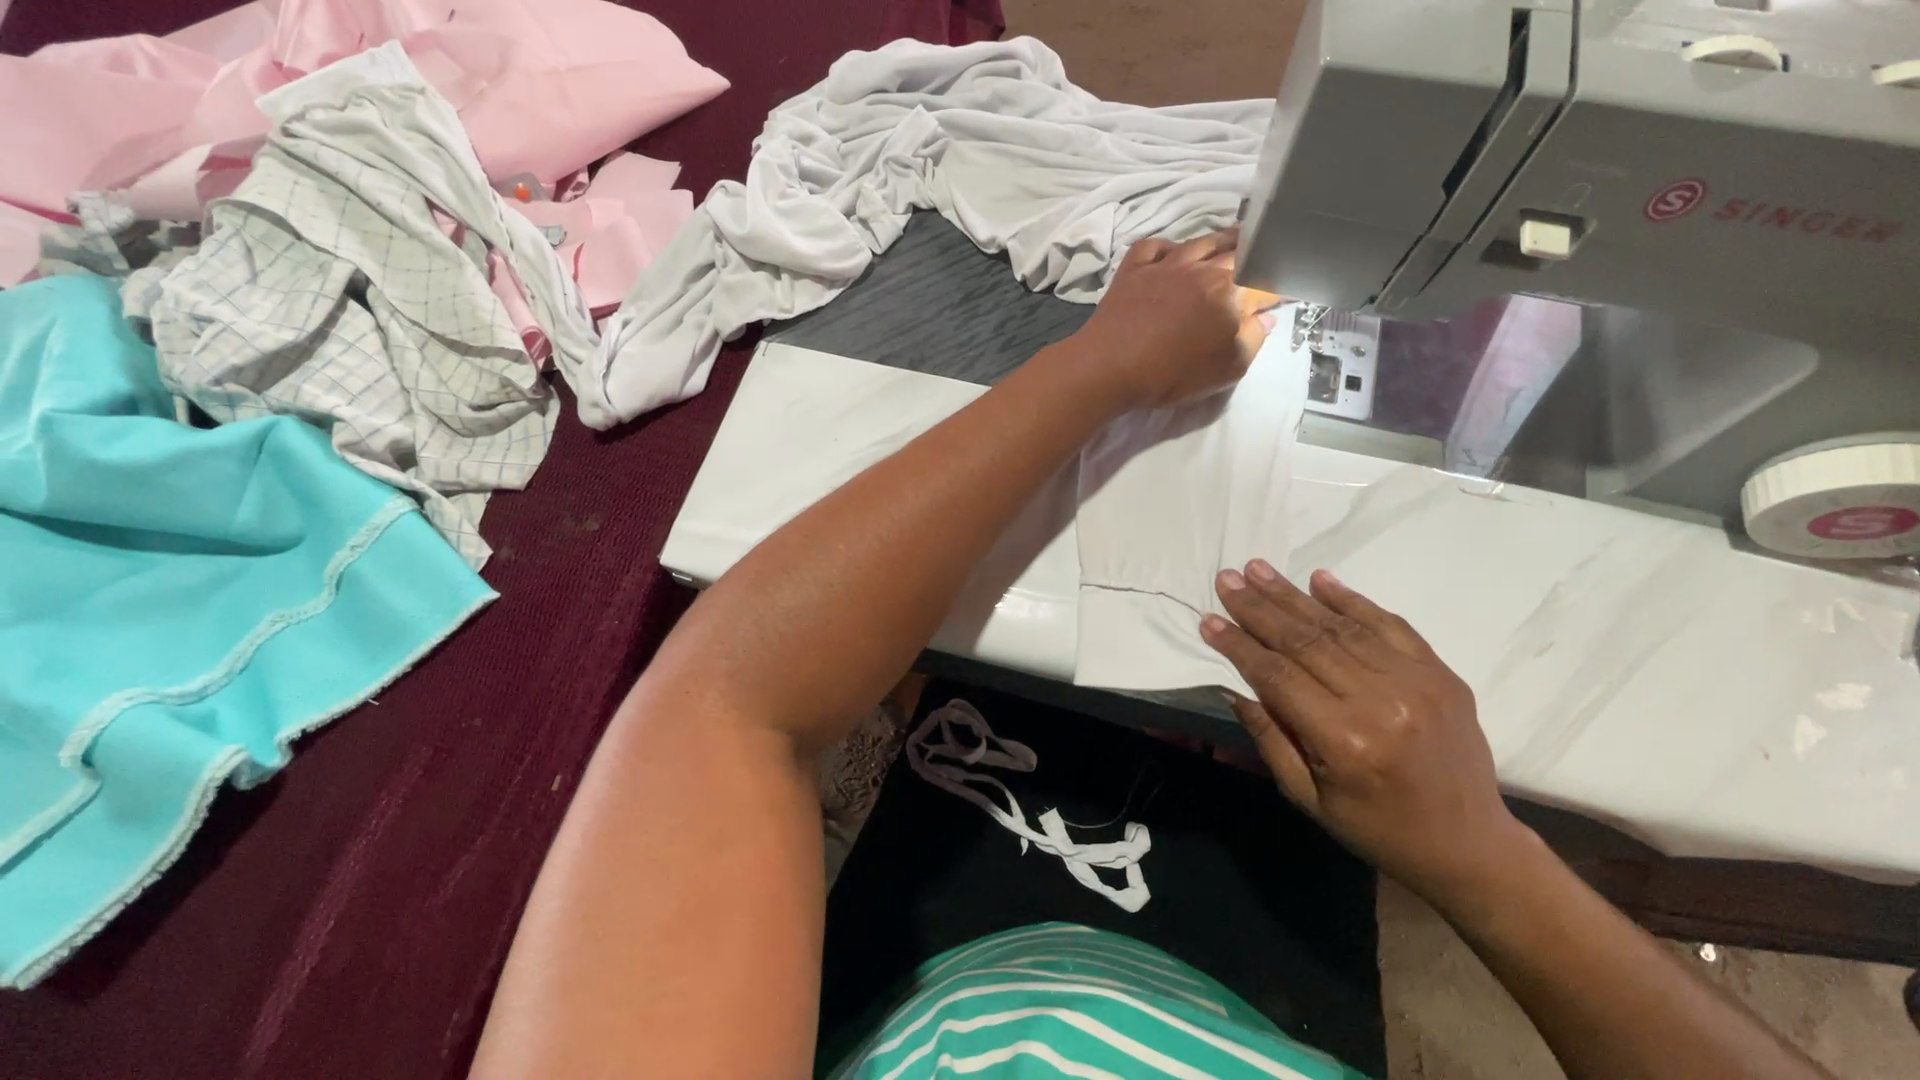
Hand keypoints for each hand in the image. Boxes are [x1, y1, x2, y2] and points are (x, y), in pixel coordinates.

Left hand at [1066, 229, 1276, 410]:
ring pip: (1201, 241)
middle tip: (1260, 259)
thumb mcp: (1227, 369)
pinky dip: (1168, 247)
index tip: (1278, 293)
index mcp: (1231, 290)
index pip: (1264, 280)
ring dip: (1220, 241)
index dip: (1275, 287)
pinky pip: (1156, 245)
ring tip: (1230, 243)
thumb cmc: (1172, 374)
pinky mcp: (1134, 267)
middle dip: (1254, 255)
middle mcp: (1202, 267)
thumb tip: (1265, 316)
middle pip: (1237, 252)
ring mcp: (1166, 263)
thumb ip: (1254, 339)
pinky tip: (1171, 255)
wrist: (1109, 367)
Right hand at [1199, 560, 1526, 903]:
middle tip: (1227, 580)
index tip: (1209, 620)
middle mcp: (1382, 702)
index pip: (1278, 676)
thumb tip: (1234, 685)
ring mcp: (1417, 682)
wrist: (1467, 843)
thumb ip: (1270, 737)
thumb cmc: (1376, 828)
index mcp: (1345, 740)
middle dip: (1259, 609)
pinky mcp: (1441, 673)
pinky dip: (1352, 600)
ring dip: (1295, 596)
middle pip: (1306, 642)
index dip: (1239, 646)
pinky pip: (1391, 625)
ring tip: (1259, 570)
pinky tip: (1320, 580)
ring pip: (1343, 627)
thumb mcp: (1308, 796)